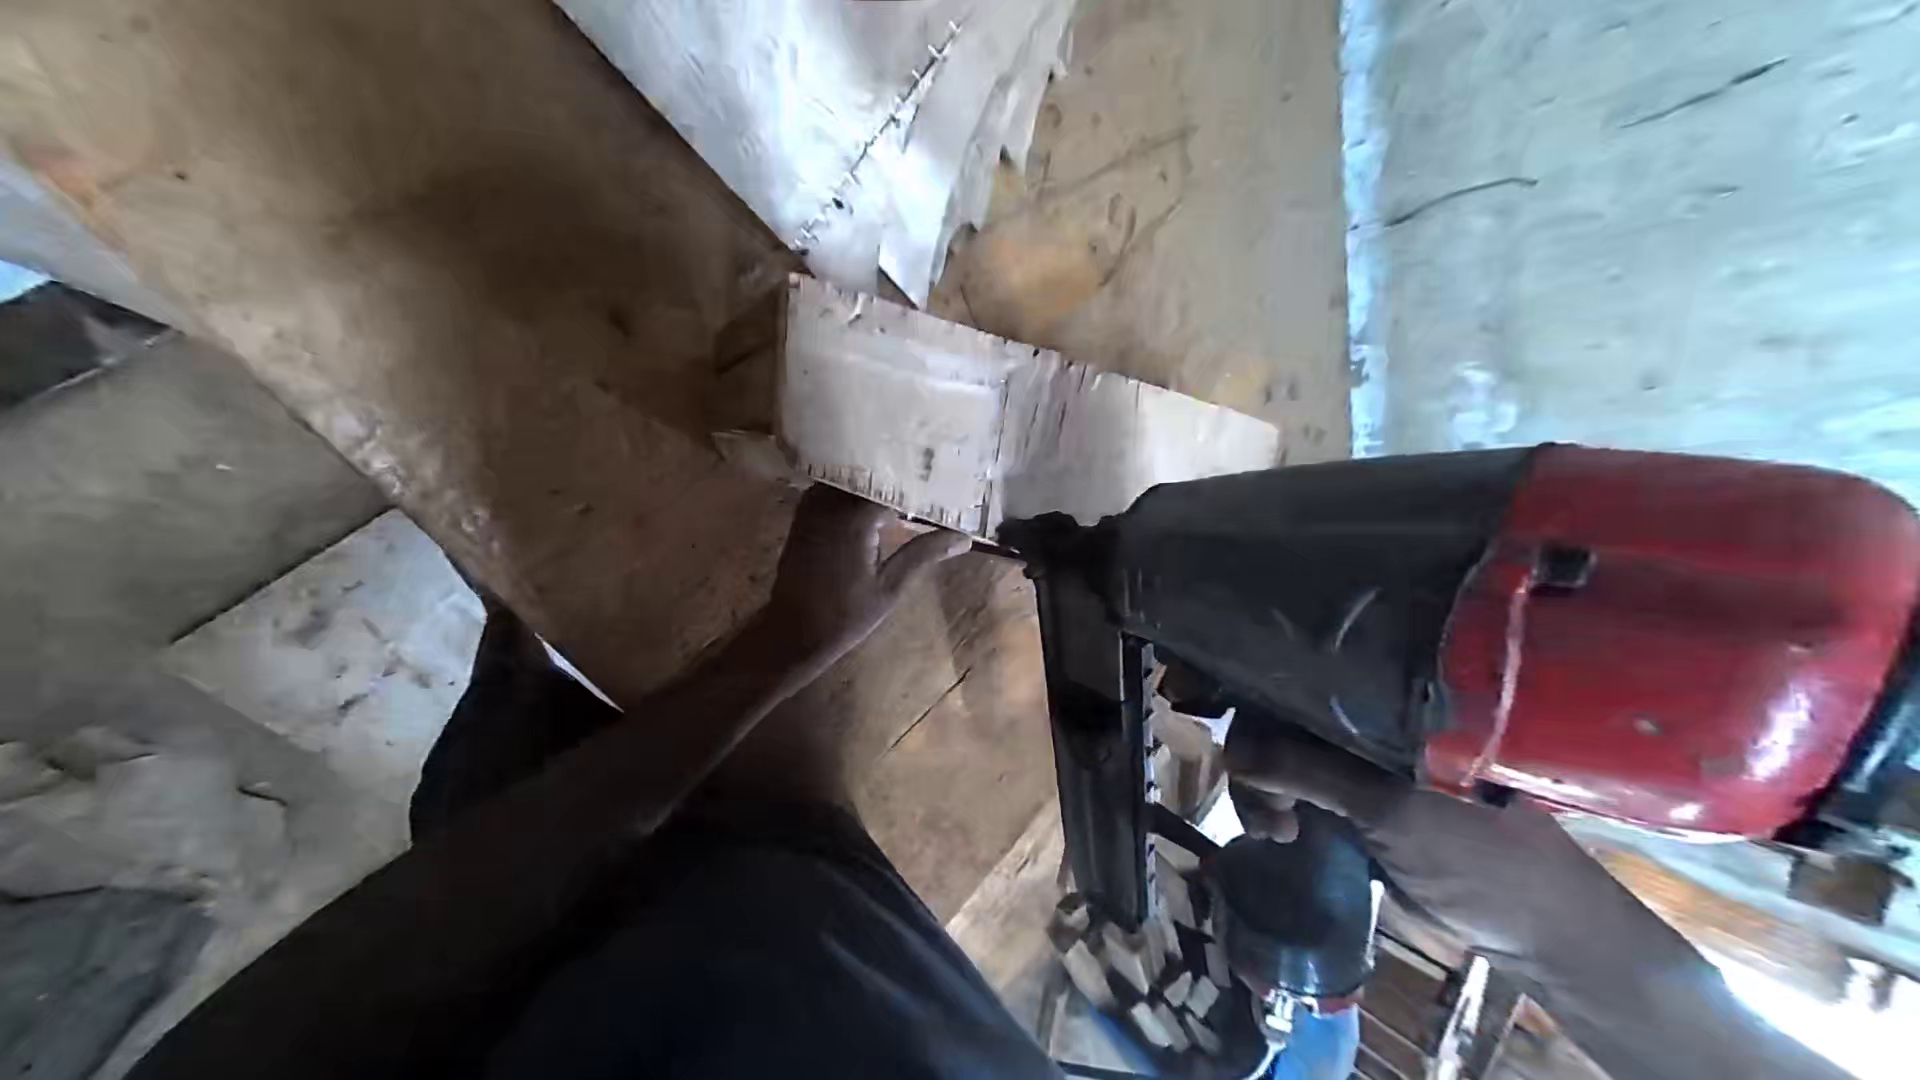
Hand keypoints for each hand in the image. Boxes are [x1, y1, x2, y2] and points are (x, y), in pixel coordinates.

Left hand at [758, 485, 971, 666]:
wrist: (793, 632)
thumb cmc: (844, 615)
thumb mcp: (890, 586)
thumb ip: (924, 553)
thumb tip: (964, 537)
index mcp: (852, 517)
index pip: (893, 481)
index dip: (920, 479)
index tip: (946, 477)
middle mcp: (829, 502)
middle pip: (871, 473)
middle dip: (901, 476)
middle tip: (935, 477)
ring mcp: (812, 506)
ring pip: (852, 478)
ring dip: (878, 482)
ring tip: (912, 486)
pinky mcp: (805, 514)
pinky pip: (836, 488)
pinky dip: (858, 491)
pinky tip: (880, 503)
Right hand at [1223, 726, 1629, 964]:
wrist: (1536, 933)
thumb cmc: (1475, 854)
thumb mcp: (1388, 807)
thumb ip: (1306, 772)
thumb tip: (1231, 755)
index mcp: (1377, 712)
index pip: (1296, 693)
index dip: (1259, 718)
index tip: (1244, 762)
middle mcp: (1358, 731)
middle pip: (1277, 728)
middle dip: (1256, 767)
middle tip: (1267, 817)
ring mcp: (1352, 769)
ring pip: (1277, 762)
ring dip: (1260, 794)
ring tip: (1274, 834)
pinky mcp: (1347, 805)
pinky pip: (1290, 793)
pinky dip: (1272, 809)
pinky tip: (1278, 835)